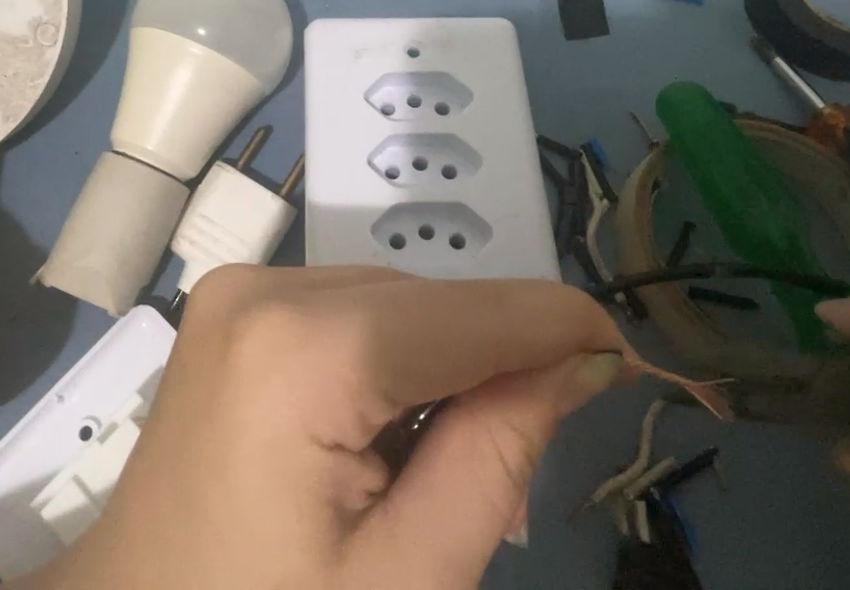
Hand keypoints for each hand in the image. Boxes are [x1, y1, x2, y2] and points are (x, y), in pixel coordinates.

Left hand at [13, 265, 627, 588]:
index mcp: (303, 350)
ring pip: (390, 299)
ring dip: (435, 358)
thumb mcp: (405, 574)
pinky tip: (375, 420)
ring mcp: (238, 288)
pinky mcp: (230, 303)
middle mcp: (265, 288)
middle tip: (509, 449)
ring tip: (423, 452)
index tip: (619, 352)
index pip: (468, 312)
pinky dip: (384, 351)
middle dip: (488, 358)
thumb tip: (576, 358)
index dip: (555, 326)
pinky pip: (343, 305)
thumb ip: (498, 451)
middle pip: (428, 303)